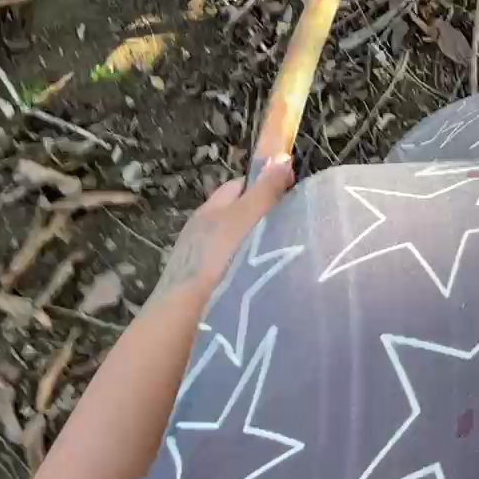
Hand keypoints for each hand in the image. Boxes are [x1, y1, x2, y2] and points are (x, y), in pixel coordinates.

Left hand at [146, 155, 295, 308]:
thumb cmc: (220, 257)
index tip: (291, 197)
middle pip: (240, 215)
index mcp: (211, 209)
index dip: (266, 186)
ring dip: (257, 249)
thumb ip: (267, 188)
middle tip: (291, 230)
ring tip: (282, 259)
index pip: (241, 186)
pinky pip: (234, 271)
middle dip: (264, 219)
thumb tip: (283, 158)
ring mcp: (201, 263)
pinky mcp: (203, 291)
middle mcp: (202, 232)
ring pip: (238, 246)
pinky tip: (263, 282)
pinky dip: (249, 272)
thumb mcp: (248, 214)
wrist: (187, 320)